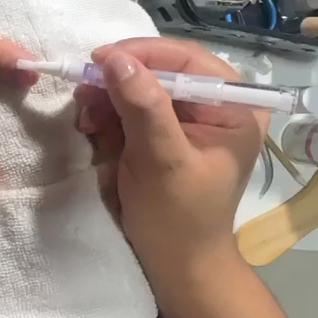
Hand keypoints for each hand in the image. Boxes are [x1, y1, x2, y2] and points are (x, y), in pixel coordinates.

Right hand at [75, 39, 265, 276]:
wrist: (175, 263)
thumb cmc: (179, 218)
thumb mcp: (162, 160)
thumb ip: (143, 108)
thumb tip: (115, 59)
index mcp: (234, 106)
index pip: (186, 60)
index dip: (141, 54)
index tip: (98, 60)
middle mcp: (214, 104)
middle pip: (159, 70)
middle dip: (117, 81)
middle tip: (83, 93)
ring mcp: (186, 118)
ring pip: (138, 86)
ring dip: (106, 98)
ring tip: (85, 120)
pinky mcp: (161, 132)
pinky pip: (129, 108)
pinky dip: (106, 115)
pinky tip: (92, 129)